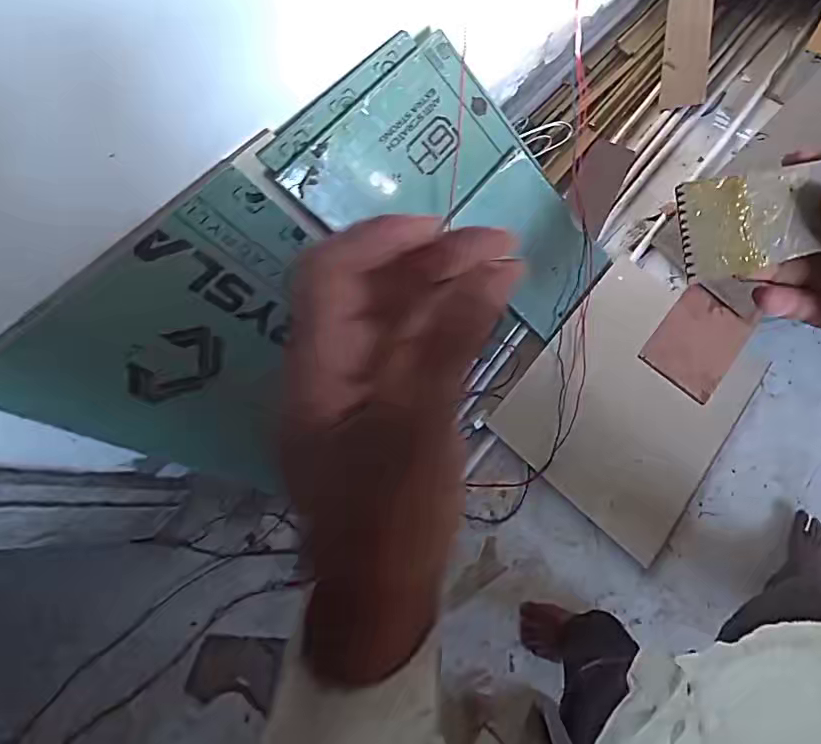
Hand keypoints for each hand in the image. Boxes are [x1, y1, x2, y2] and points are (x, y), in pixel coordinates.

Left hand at [281, 215, 522, 684]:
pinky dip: (453, 313)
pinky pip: (418, 337)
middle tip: (496, 241)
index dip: (379, 239)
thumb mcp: (422, 425)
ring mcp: (362, 378)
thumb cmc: (391, 518)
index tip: (439, 226)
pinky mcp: (390, 393)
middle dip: (431, 256)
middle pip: (372, 286)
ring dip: (447, 279)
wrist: (384, 593)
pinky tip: (490, 298)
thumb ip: (452, 341)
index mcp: (316, 367)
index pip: (330, 274)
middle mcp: (332, 362)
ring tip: (504, 259)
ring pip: (399, 308)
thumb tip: (493, 269)